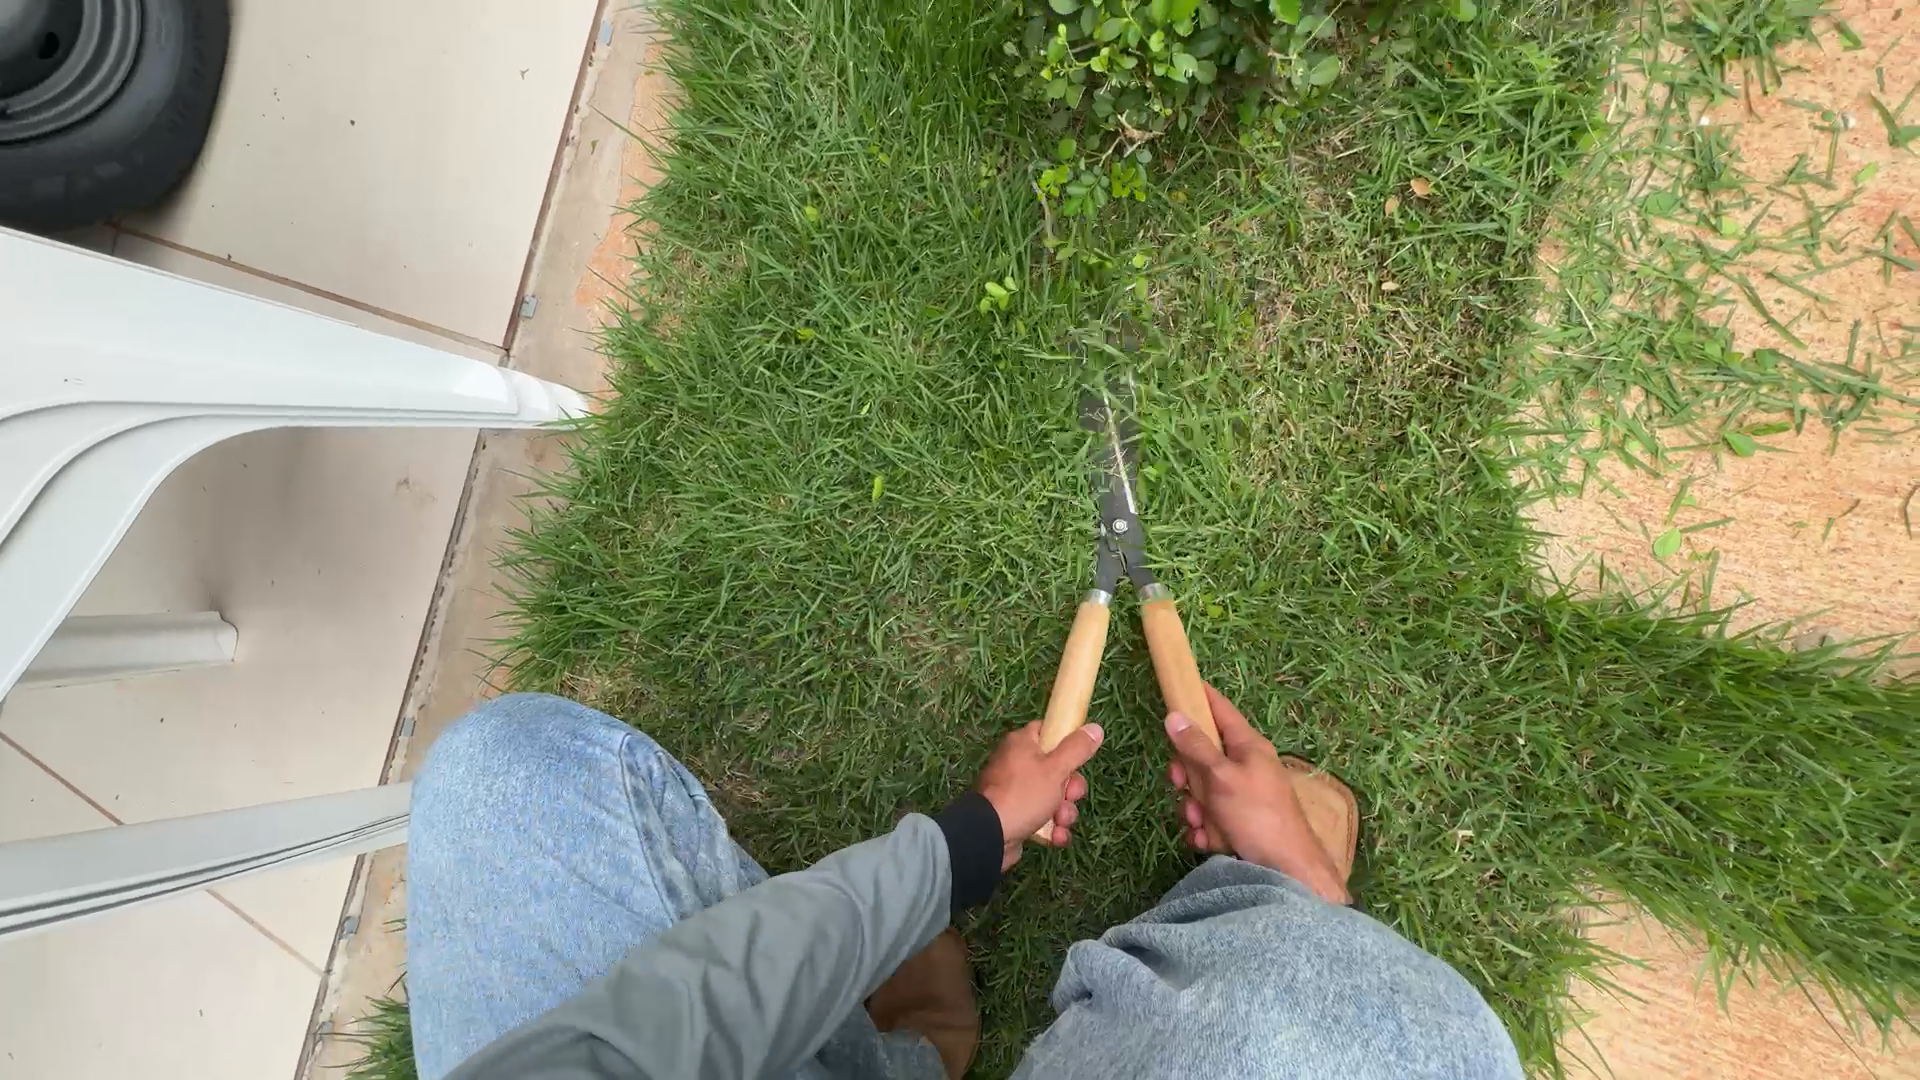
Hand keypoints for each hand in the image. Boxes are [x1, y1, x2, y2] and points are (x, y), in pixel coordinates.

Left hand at [975, 721, 1102, 869]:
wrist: (989, 835)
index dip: (1068, 743)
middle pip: (1057, 768)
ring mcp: (1016, 791)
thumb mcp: (1055, 769)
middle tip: (1070, 797)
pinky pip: (1042, 816)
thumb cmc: (1023, 794)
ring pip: (1053, 796)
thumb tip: (1095, 727)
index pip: (1049, 731)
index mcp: (1022, 743)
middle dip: (1070, 789)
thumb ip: (1076, 749)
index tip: (1080, 758)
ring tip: (1060, 822)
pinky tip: (1056, 837)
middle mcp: (1017, 763)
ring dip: (1064, 812)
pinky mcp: (1017, 815)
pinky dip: (1052, 827)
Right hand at [1164, 684, 1347, 903]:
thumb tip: (1174, 714)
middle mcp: (1246, 766)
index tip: (1179, 684)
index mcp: (1248, 746)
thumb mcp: (1222, 776)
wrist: (1288, 872)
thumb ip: (1196, 746)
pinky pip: (1209, 815)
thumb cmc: (1258, 815)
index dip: (1200, 696)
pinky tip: (1207, 840)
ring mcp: (1242, 795)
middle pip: (1202, 754)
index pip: (1220, 709)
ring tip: (1199, 822)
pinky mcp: (1239, 822)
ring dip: (1193, 806)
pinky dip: (1204, 827)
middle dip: (1186, 772)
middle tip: (1178, 784)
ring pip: (1202, 788)